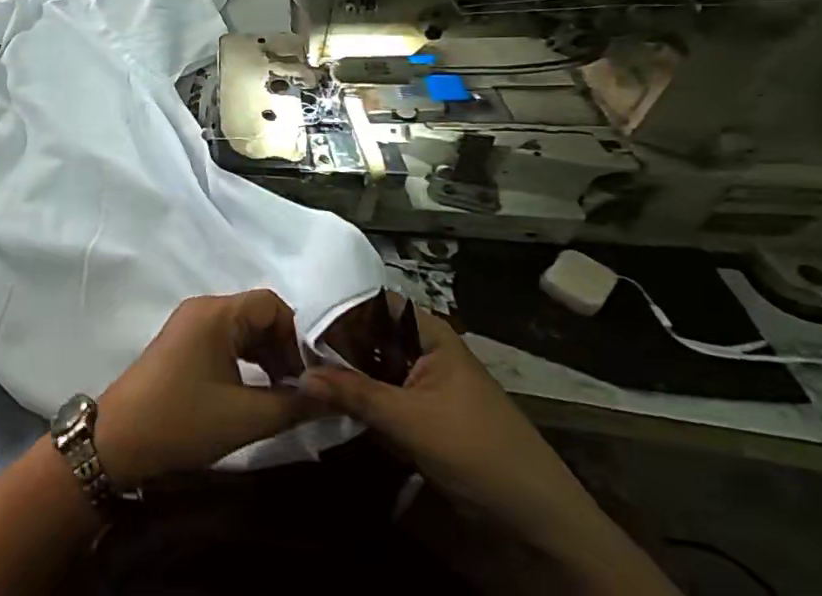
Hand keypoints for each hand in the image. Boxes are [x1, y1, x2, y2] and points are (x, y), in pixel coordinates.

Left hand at [94, 290, 315, 487]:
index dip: (298, 336)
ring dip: (266, 357)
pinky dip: (246, 361)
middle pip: (258, 314)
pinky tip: (256, 391)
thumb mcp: (245, 417)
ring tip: (283, 394)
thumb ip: (294, 405)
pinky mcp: (182, 345)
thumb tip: (331, 397)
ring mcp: (189, 326)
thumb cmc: (182, 421)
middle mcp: (203, 309)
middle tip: (302, 388)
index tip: (312, 374)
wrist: (117, 442)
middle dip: (284, 349)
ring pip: (243, 329)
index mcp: (217, 313)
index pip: (273, 304)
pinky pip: (225, 341)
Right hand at [298, 307, 604, 546]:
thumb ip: (353, 393)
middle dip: (333, 347)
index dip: (336, 310)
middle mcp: (423, 349)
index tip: (293, 322)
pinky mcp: (419, 414)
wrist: (534, 516)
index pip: (373, 305)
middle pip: (368, 337)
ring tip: (296, 376)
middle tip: (287, 354)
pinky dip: (356, 401)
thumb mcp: (409, 419)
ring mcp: (421, 383)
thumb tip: (300, 375)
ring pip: (370, 369)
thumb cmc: (476, 449)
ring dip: (342, 377)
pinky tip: (325, 405)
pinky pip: (378, 397)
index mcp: (429, 333)